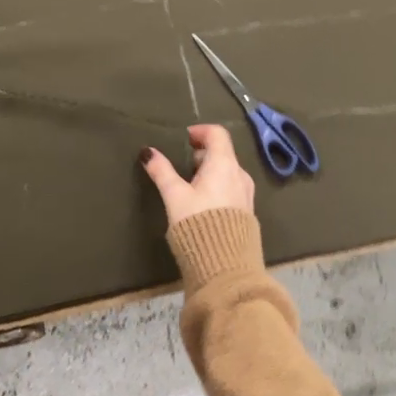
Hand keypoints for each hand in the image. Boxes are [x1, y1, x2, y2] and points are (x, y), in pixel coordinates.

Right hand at [139, 124, 255, 225]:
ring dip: (210, 171)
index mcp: (224, 164)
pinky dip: (218, 185)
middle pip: (223, 152)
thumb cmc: (198, 222)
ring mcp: (247, 193)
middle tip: (182, 164)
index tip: (184, 138)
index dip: (200, 131)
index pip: (217, 134)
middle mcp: (240, 174)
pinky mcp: (247, 211)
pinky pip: (232, 187)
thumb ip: (162, 172)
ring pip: (228, 171)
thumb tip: (148, 152)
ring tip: (190, 185)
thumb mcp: (174, 196)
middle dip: (201, 153)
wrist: (225, 264)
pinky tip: (203, 203)